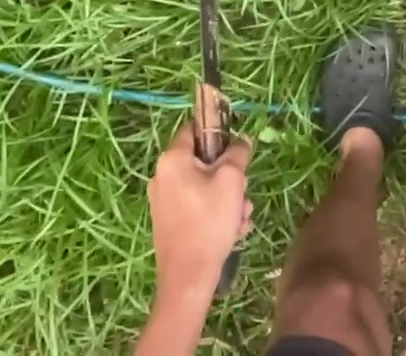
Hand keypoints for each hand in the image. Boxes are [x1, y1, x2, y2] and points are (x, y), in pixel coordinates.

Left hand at [147, 122, 252, 298]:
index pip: (195, 128)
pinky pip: (196, 205)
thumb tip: (241, 140)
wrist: (188, 278)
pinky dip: (215, 212)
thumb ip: (237, 153)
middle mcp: (162, 176)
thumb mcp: (231, 181)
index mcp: (172, 159)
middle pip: (202, 161)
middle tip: (242, 190)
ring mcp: (163, 200)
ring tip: (242, 216)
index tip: (237, 147)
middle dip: (228, 174)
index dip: (218, 131)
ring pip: (203, 186)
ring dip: (227, 197)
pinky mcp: (168, 221)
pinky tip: (232, 230)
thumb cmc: (209, 221)